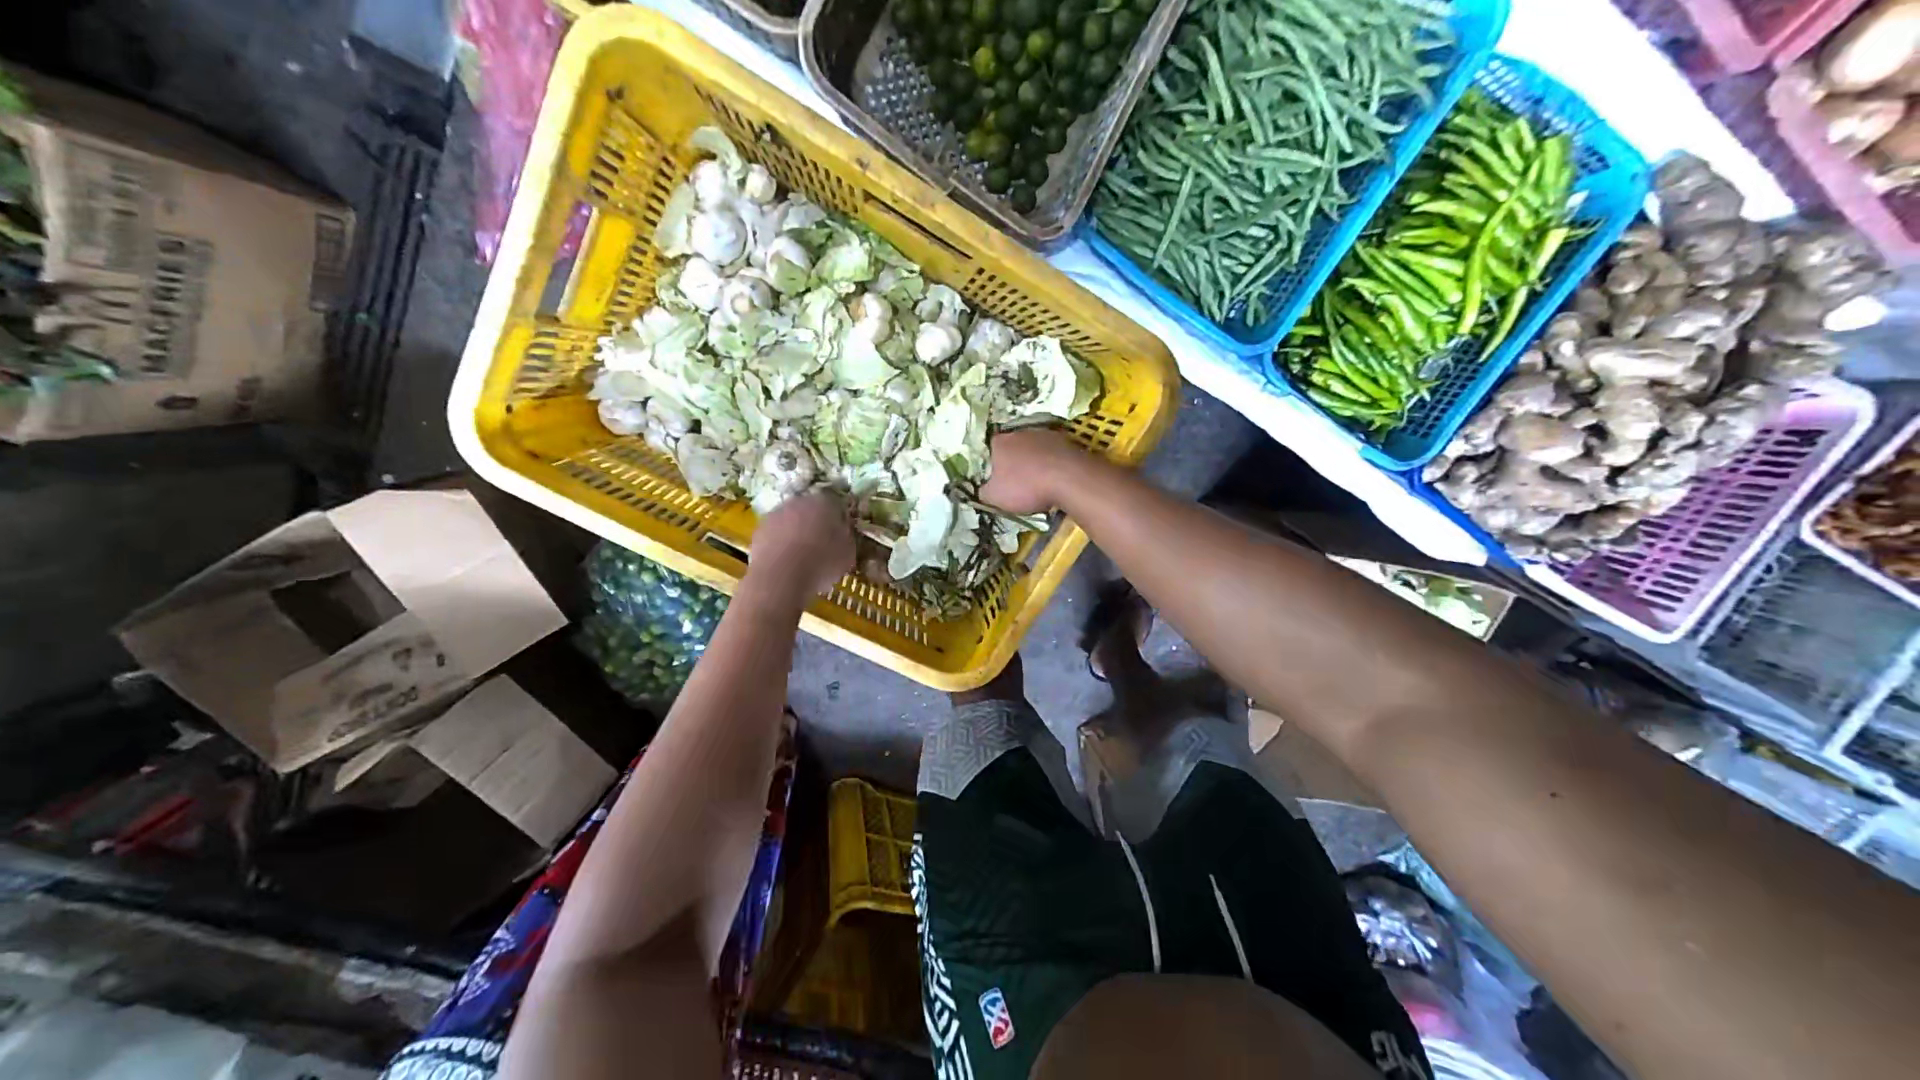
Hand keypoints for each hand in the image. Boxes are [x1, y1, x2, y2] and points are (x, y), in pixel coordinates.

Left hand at [747, 490, 854, 600]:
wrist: (781, 576)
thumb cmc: (822, 562)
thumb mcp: (848, 553)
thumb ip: (847, 538)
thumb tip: (843, 533)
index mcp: (825, 502)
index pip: (835, 505)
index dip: (838, 521)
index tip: (840, 536)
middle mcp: (798, 501)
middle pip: (809, 510)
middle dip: (814, 524)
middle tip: (820, 545)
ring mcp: (775, 514)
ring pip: (790, 521)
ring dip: (795, 533)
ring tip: (801, 557)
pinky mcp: (758, 530)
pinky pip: (774, 535)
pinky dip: (779, 545)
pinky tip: (784, 563)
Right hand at [981, 428, 1087, 514]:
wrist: (1069, 478)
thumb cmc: (1025, 486)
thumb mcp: (994, 497)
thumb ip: (983, 491)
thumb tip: (982, 490)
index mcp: (999, 442)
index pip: (988, 450)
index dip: (990, 465)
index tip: (996, 480)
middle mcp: (1019, 432)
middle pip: (1012, 447)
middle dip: (1013, 462)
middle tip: (1017, 483)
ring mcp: (1044, 433)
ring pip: (1034, 448)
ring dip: (1034, 462)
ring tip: (1039, 482)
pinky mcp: (1065, 439)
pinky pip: (1052, 452)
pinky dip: (1052, 463)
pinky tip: (1055, 478)